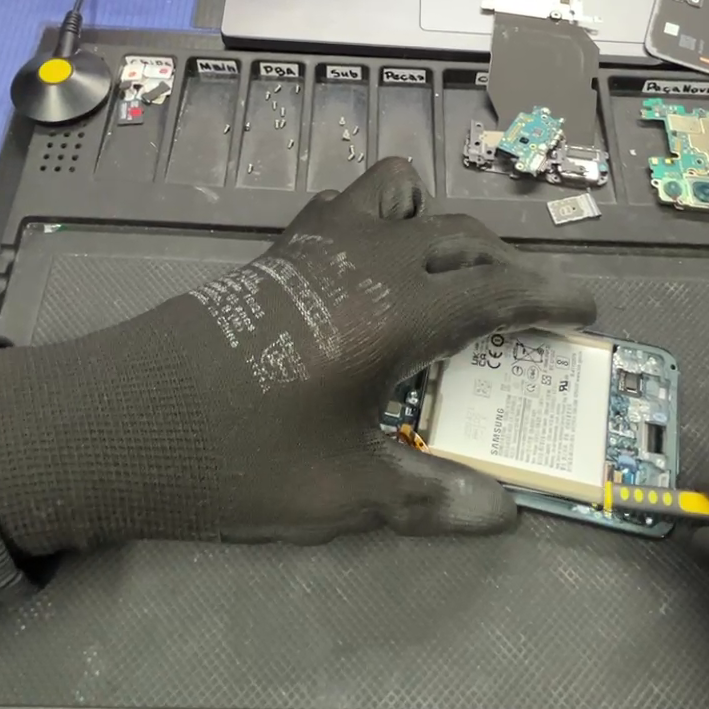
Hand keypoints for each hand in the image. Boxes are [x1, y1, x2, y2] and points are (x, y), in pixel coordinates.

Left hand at [0, 158, 596, 552]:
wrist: (123, 418)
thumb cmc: (238, 458)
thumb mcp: (342, 492)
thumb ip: (430, 496)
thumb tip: (501, 516)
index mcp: (396, 314)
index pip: (500, 290)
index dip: (552, 296)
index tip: (585, 305)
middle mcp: (367, 260)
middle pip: (462, 236)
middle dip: (505, 264)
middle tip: (522, 306)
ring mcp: (319, 240)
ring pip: (402, 193)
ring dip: (437, 223)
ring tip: (442, 271)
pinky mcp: (280, 243)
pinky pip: (346, 203)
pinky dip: (378, 216)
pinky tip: (368, 264)